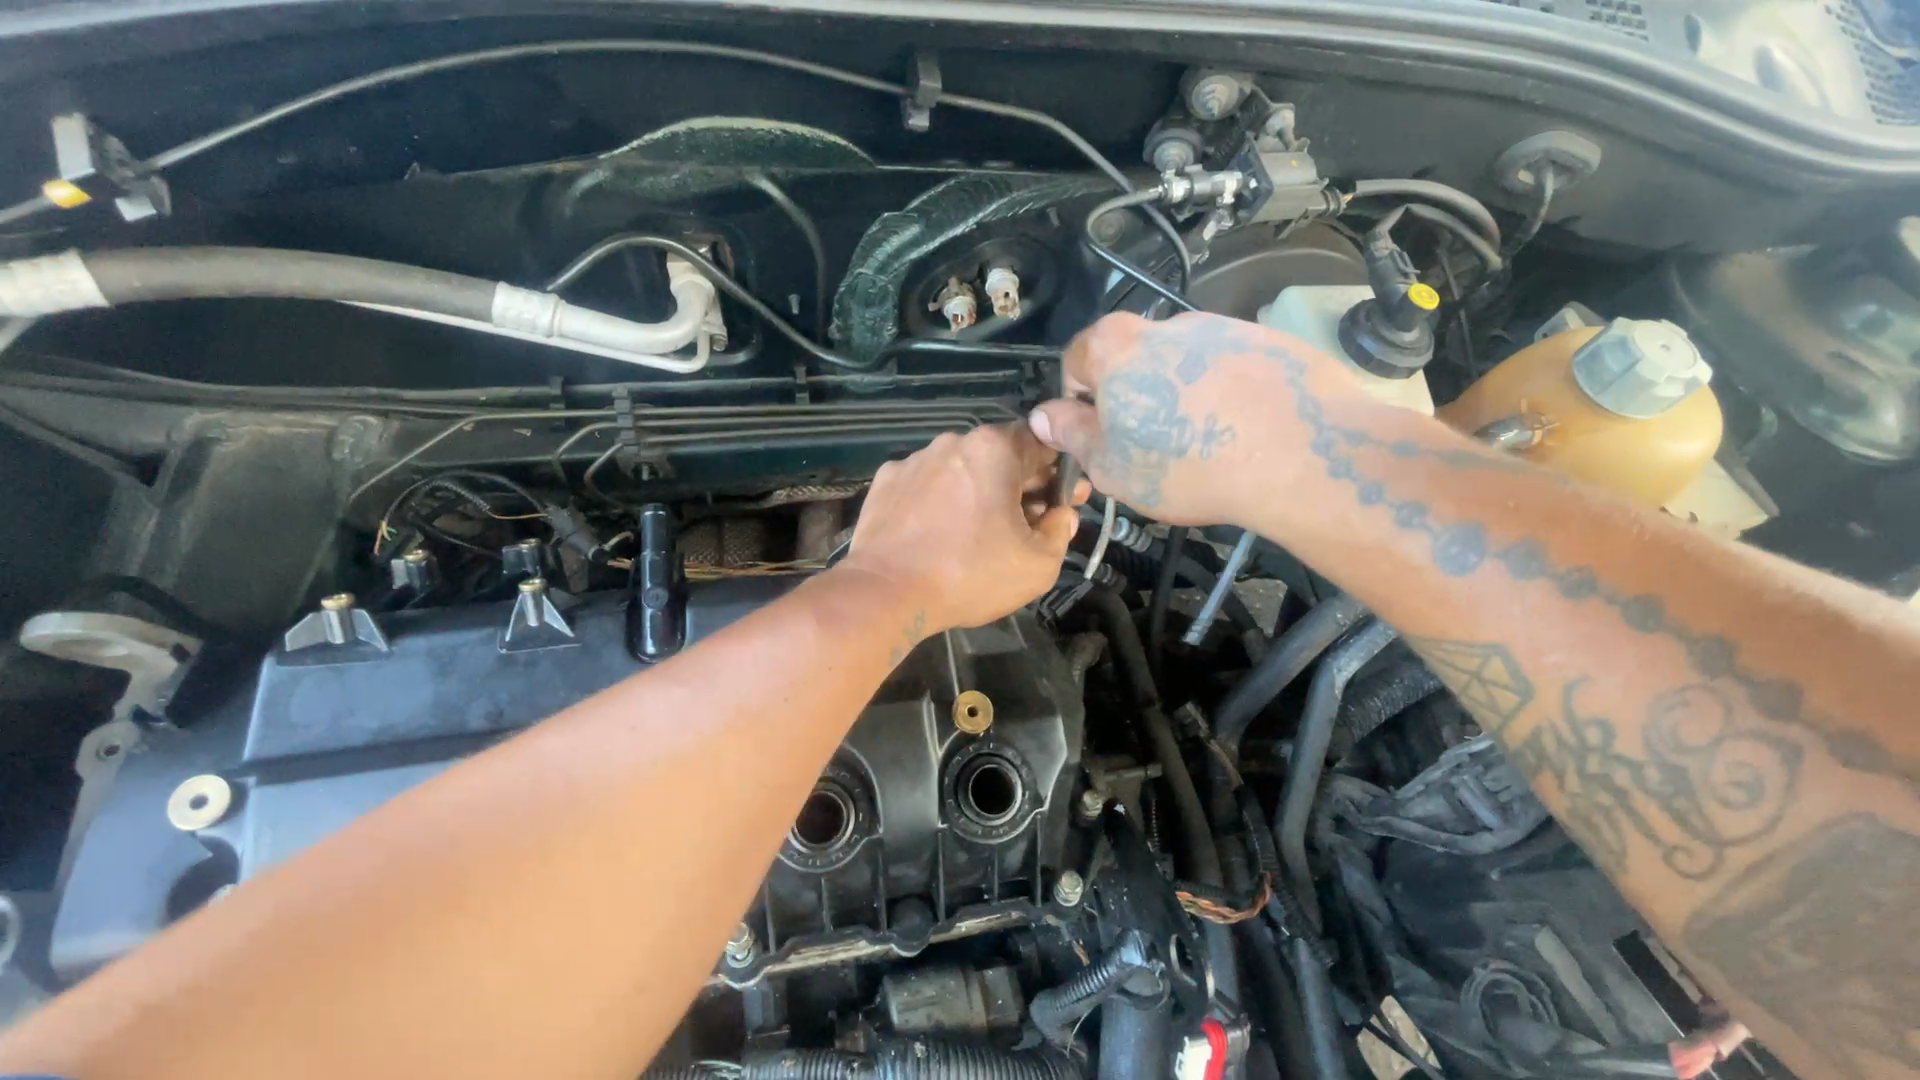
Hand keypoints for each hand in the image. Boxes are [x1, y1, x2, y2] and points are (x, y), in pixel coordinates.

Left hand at [841, 423, 1084, 634]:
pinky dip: (938, 503)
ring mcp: (914, 460)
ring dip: (976, 493)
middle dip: (1018, 485)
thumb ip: (1060, 531)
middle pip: (999, 456)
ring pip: (961, 470)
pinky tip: (937, 535)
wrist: (886, 593)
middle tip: (1025, 525)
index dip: (1058, 474)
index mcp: (995, 449)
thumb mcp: (1038, 564)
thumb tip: (1060, 515)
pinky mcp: (886, 481)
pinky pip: (926, 486)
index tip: (1060, 503)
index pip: (1042, 444)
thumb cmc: (970, 574)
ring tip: (975, 535)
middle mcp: (953, 442)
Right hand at [1028, 311, 1368, 527]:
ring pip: (1181, 366)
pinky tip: (1241, 434)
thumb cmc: (1190, 466)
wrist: (1302, 456)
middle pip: (1131, 361)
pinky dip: (1226, 396)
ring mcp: (1221, 328)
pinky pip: (1229, 369)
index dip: (1079, 405)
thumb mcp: (1111, 466)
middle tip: (1150, 450)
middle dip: (1132, 400)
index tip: (1097, 438)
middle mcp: (1166, 323)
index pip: (1074, 362)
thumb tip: (1045, 415)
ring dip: (1180, 399)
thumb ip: (1071, 435)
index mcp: (1116, 346)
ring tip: (1204, 448)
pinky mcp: (1267, 341)